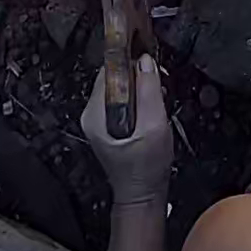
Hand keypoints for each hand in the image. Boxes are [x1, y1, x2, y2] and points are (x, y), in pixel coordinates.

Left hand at [81, 53, 172, 206]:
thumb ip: (149, 92)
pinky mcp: (107, 122)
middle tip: (158, 82)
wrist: (142, 194)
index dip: (129, 61)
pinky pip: (122, 97)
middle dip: (137, 74)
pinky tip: (151, 107)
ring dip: (139, 85)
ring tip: (157, 96)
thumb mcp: (154, 127)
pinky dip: (137, 96)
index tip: (147, 56)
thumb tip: (144, 60)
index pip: (108, 71)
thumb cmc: (147, 166)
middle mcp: (91, 114)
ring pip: (119, 85)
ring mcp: (98, 119)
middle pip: (113, 76)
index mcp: (96, 114)